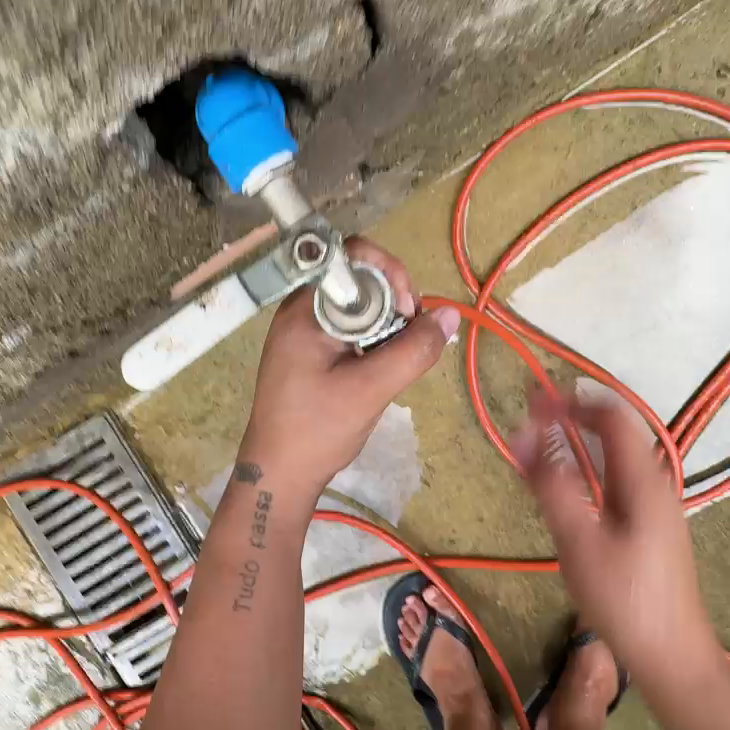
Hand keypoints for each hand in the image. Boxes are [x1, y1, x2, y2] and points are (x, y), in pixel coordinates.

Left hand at [239, 238, 460, 487]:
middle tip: (410, 340)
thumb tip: (450, 315)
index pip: (352, 257)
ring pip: (361, 304)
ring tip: (399, 358)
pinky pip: (353, 326)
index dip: (389, 274)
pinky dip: (376, 339)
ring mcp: (306, 329)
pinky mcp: (314, 349)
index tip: (407, 312)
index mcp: (305, 308)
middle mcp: (303, 309)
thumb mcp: (370, 390)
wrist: (280, 472)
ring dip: (388, 323)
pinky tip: (382, 367)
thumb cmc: (316, 430)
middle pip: (360, 278)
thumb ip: (412, 351)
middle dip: (395, 301)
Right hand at [517, 389, 723, 680]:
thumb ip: (551, 485)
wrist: (673, 657)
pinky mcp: (650, 529)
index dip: (571, 401)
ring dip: (579, 442)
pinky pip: (616, 480)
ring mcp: (655, 508)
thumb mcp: (580, 541)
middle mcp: (654, 484)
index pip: (611, 415)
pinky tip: (567, 489)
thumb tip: (521, 433)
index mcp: (643, 480)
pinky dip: (588, 468)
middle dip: (573, 416)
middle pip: (615, 432)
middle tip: (530, 418)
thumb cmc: (625, 599)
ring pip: (616, 457)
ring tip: (540, 444)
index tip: (532, 400)